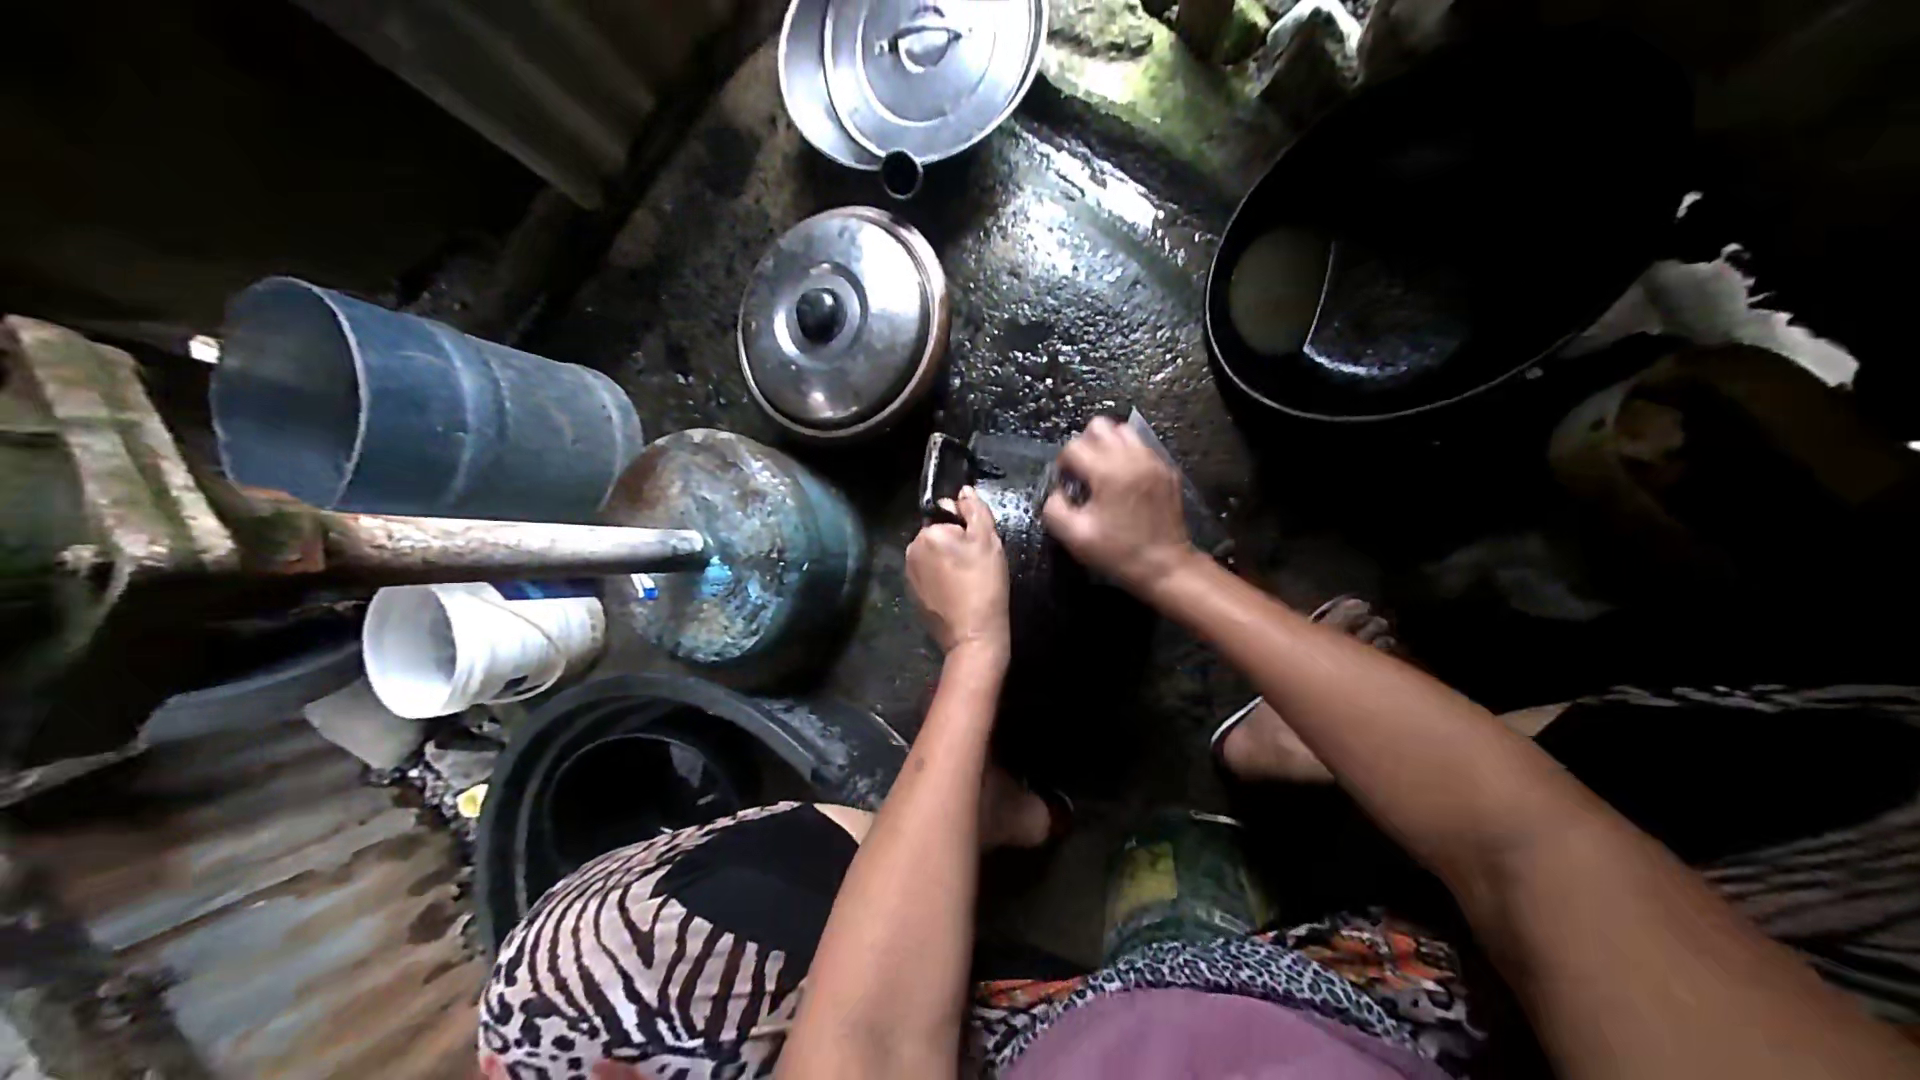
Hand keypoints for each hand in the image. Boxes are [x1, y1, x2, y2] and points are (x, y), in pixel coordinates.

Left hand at [906, 486, 1010, 660]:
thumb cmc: (984, 584)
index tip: (979, 551)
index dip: (968, 532)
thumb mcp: (988, 541)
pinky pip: (930, 578)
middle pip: (939, 538)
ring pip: (935, 558)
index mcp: (926, 534)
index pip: (949, 519)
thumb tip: (963, 491)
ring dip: (949, 564)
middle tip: (977, 567)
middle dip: (956, 547)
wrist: (973, 635)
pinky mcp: (913, 596)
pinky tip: (958, 595)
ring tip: (969, 582)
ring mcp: (909, 576)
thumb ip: (975, 510)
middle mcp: (911, 552)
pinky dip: (943, 582)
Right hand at [1042, 416, 1194, 592]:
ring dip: (1107, 446)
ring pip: (1123, 431)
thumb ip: (1054, 508)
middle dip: (1085, 445)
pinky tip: (1124, 481)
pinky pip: (1142, 447)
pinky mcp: (1167, 470)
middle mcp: (1132, 457)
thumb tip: (1057, 492)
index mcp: (1108, 471)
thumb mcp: (1075, 536)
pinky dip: (1128, 455)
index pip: (1074, 446)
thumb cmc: (1118, 553)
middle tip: (1083, 472)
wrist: (1165, 566)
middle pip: (1099, 426)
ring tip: (1103, 472)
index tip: (1066, 484)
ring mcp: (1153, 461)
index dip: (1063, 464)